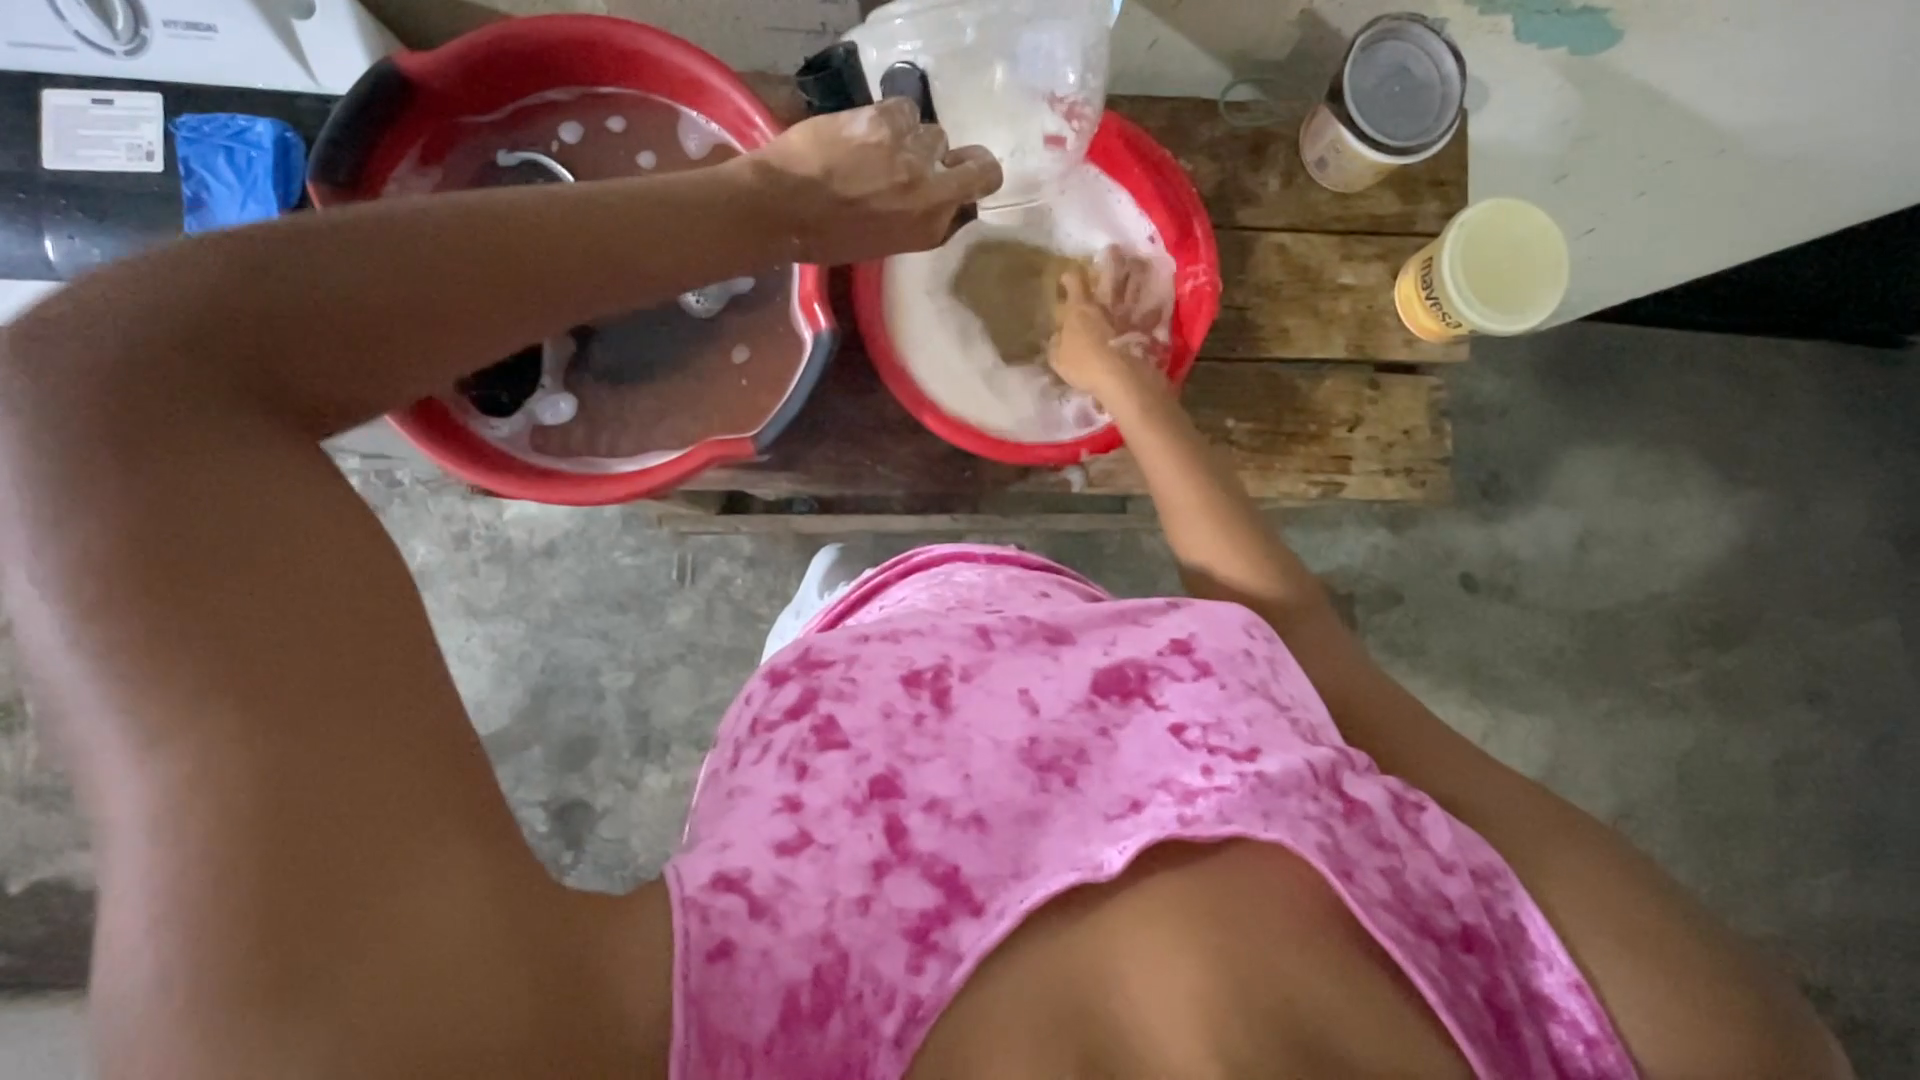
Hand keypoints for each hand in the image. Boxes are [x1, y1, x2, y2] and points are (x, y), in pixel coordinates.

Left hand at [742, 97, 1002, 265]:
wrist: (781, 209)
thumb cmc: (825, 237)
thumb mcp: (884, 243)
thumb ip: (918, 220)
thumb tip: (934, 200)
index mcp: (929, 229)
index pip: (977, 194)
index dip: (969, 180)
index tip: (954, 175)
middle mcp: (931, 194)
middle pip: (973, 163)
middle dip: (957, 158)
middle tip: (921, 157)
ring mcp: (912, 156)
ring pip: (933, 134)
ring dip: (912, 139)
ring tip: (877, 147)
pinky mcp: (888, 123)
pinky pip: (904, 109)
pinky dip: (888, 117)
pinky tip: (863, 129)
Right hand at [1049, 248, 1171, 409]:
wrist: (1118, 376)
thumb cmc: (1083, 365)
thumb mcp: (1057, 359)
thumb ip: (1055, 345)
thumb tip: (1055, 338)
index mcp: (1080, 309)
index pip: (1074, 283)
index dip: (1070, 276)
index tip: (1067, 276)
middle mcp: (1105, 305)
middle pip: (1110, 275)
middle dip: (1111, 260)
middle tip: (1113, 249)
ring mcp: (1126, 314)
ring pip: (1133, 287)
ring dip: (1137, 273)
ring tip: (1140, 262)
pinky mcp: (1143, 328)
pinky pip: (1151, 315)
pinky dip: (1155, 309)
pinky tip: (1158, 303)